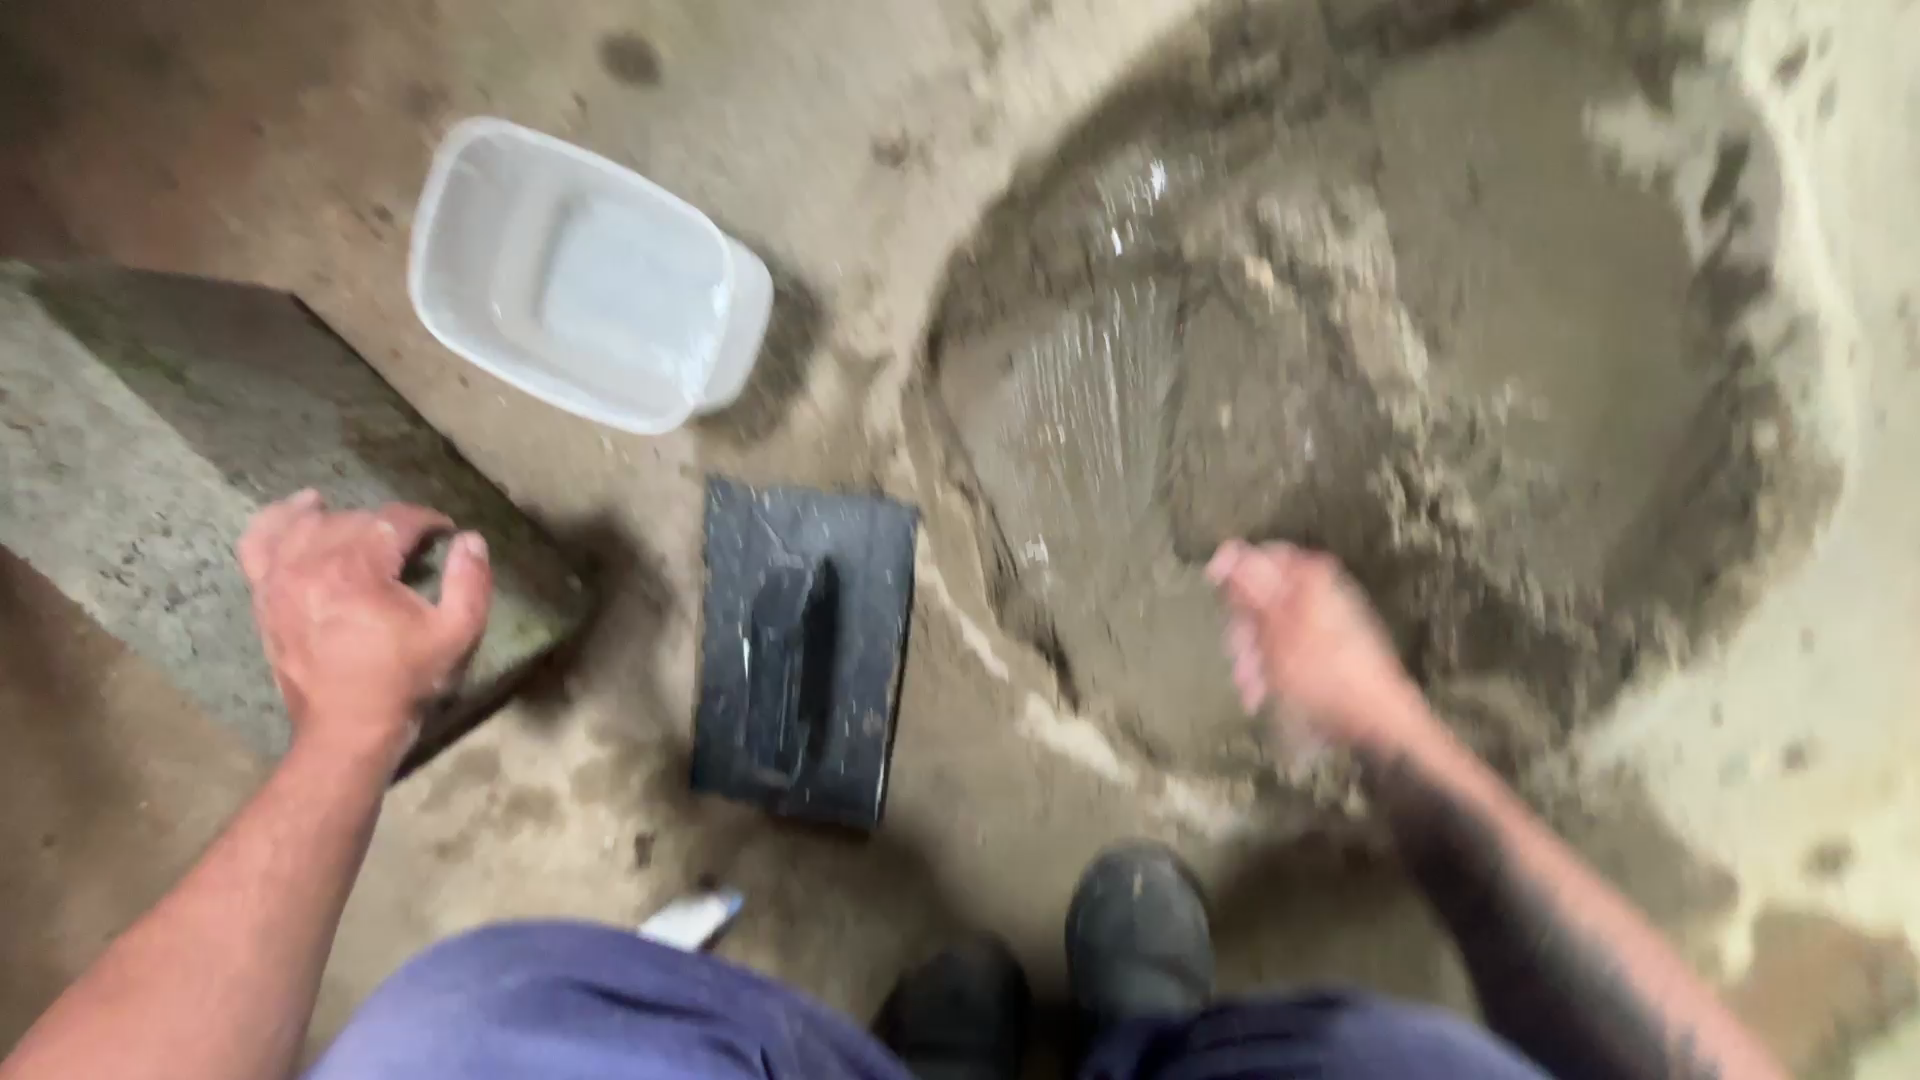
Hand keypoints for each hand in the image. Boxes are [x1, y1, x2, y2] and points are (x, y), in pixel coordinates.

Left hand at [236, 490, 492, 765]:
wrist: (348, 728)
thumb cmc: (408, 679)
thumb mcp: (459, 632)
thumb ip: (471, 580)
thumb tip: (471, 539)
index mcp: (358, 572)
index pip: (394, 520)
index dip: (427, 520)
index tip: (448, 532)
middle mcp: (310, 566)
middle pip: (353, 519)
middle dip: (391, 523)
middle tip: (418, 544)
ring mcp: (278, 581)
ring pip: (307, 525)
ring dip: (344, 518)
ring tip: (369, 524)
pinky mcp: (264, 597)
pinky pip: (259, 543)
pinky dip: (278, 520)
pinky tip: (300, 511)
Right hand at [1208, 540, 1430, 754]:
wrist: (1374, 721)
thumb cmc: (1321, 673)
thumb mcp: (1276, 628)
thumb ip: (1251, 586)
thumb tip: (1232, 549)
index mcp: (1309, 579)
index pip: (1264, 554)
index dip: (1234, 565)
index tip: (1211, 580)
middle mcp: (1316, 595)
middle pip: (1260, 596)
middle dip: (1242, 629)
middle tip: (1239, 654)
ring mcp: (1320, 623)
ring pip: (1267, 628)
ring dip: (1251, 657)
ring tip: (1252, 688)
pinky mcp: (1323, 651)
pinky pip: (1283, 650)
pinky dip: (1268, 670)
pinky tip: (1261, 695)